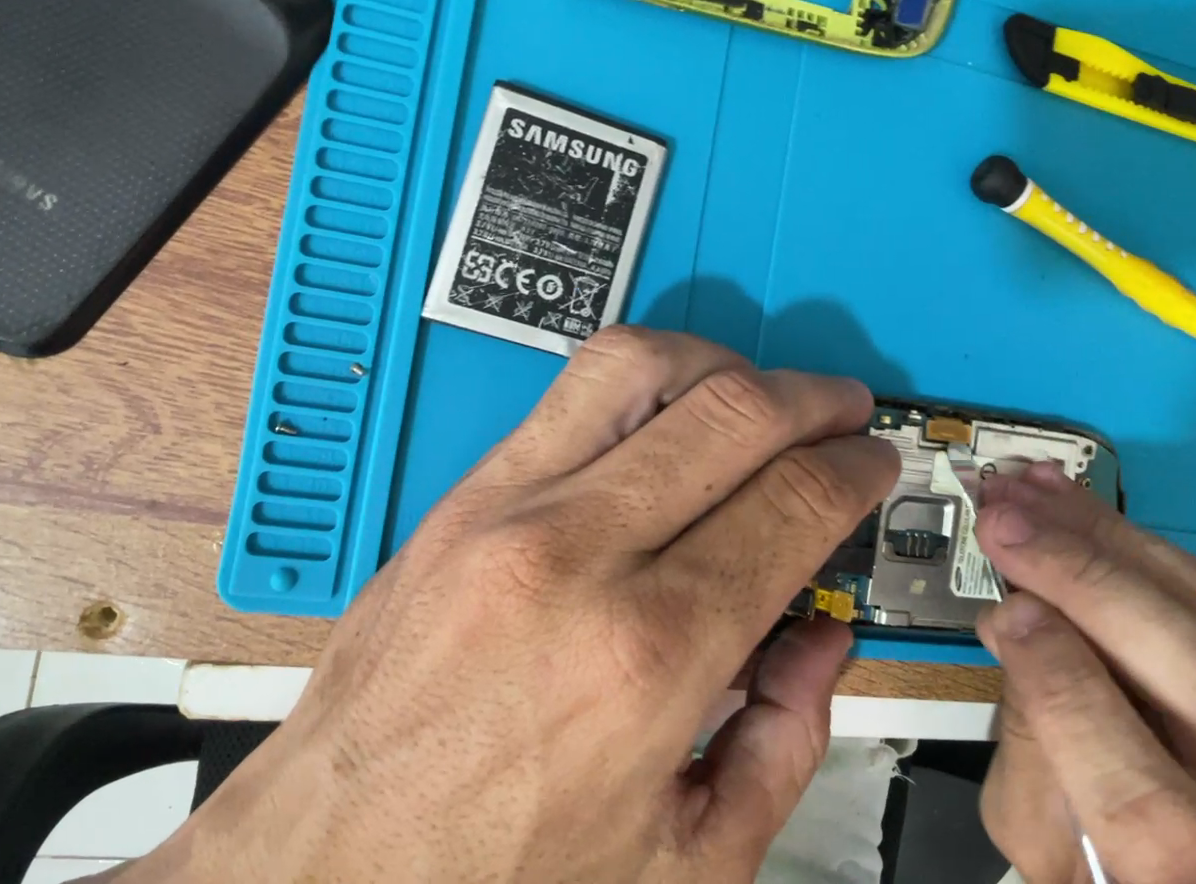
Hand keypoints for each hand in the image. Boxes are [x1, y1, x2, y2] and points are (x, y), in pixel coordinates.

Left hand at [121, 328, 899, 883]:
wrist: (323, 870)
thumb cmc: (490, 878)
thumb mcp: (684, 862)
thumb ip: (783, 744)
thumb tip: (819, 641)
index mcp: (650, 654)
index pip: (791, 506)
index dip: (853, 473)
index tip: (872, 467)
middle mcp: (578, 557)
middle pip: (734, 415)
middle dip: (815, 399)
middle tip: (845, 412)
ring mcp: (508, 511)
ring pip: (643, 367)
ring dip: (725, 362)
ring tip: (761, 389)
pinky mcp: (460, 499)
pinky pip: (567, 392)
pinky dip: (643, 376)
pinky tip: (669, 406)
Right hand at [973, 463, 1195, 883]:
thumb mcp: (1048, 854)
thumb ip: (1031, 757)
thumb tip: (1018, 623)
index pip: (1151, 808)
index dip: (1071, 699)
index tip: (1003, 612)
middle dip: (1093, 585)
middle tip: (1002, 520)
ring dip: (1112, 537)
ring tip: (1028, 486)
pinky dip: (1141, 543)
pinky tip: (1077, 505)